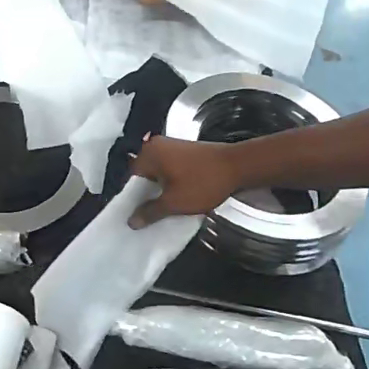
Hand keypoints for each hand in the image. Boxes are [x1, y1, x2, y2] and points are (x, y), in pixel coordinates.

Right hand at [128, 137, 245, 228]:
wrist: (239, 166)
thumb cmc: (203, 183)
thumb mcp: (174, 203)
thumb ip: (150, 212)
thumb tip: (131, 221)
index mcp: (149, 153)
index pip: (130, 178)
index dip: (131, 199)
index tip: (136, 216)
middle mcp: (157, 146)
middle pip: (143, 175)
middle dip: (146, 196)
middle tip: (148, 217)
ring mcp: (173, 147)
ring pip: (158, 174)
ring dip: (160, 191)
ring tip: (163, 211)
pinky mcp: (186, 152)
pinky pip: (170, 170)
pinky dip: (170, 184)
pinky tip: (176, 200)